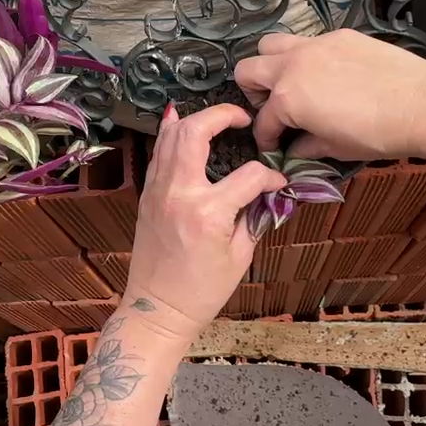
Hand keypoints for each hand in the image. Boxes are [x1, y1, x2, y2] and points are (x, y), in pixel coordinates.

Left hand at [123, 105, 286, 339]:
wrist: (157, 309)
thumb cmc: (202, 290)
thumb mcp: (240, 256)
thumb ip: (255, 217)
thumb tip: (267, 191)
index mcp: (208, 212)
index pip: (249, 176)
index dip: (270, 177)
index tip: (278, 183)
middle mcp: (179, 193)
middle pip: (195, 132)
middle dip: (221, 115)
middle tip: (241, 118)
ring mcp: (158, 190)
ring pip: (170, 136)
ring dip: (194, 119)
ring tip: (217, 118)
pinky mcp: (147, 194)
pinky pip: (159, 153)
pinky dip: (171, 134)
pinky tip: (181, 121)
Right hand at [234, 31, 425, 160]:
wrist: (424, 104)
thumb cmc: (377, 134)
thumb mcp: (337, 149)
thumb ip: (307, 147)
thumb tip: (294, 150)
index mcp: (287, 98)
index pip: (263, 121)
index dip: (265, 139)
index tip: (274, 146)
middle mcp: (293, 65)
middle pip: (248, 69)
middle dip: (253, 92)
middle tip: (274, 109)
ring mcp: (316, 45)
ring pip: (271, 44)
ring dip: (272, 65)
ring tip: (293, 84)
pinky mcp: (340, 35)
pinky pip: (308, 41)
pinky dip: (306, 58)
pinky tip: (328, 75)